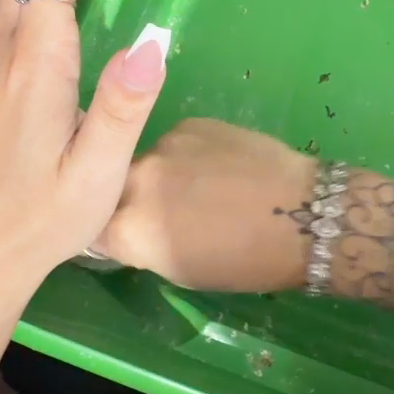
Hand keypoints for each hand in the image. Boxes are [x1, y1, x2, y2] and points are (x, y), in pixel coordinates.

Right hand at [94, 118, 316, 292]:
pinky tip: (218, 169)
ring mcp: (165, 144)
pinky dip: (187, 156)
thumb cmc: (245, 260)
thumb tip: (133, 228)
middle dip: (126, 197)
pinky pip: (175, 143)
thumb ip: (143, 245)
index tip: (120, 235)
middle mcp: (137, 179)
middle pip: (111, 184)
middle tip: (159, 212)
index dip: (105, 231)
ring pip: (144, 160)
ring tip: (197, 190)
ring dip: (159, 175)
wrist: (303, 214)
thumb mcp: (180, 269)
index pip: (91, 226)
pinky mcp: (191, 123)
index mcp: (130, 228)